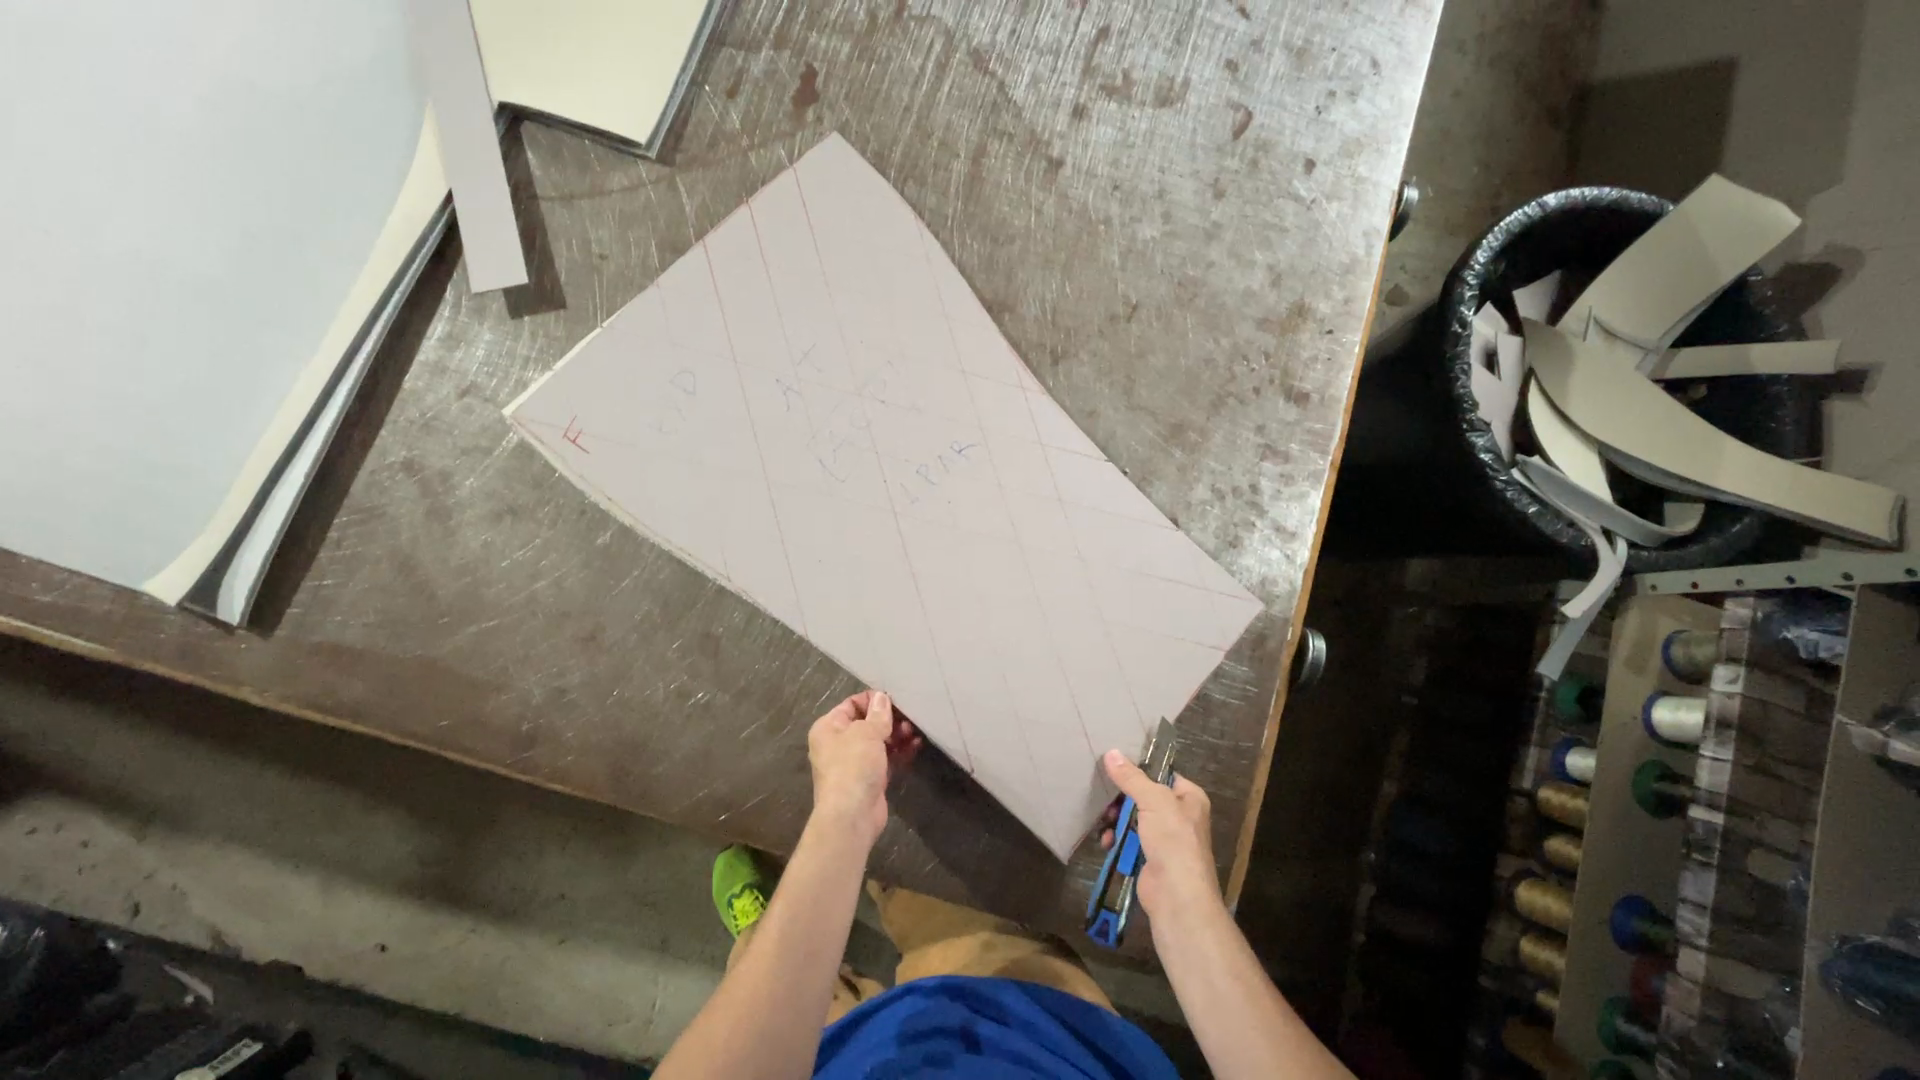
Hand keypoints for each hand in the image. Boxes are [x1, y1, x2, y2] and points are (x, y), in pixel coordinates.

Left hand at [807, 690, 921, 847]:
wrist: (851, 814)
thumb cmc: (853, 765)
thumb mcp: (866, 733)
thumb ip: (878, 714)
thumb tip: (882, 698)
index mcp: (828, 728)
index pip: (851, 704)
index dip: (873, 700)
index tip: (895, 698)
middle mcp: (838, 744)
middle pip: (866, 723)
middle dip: (888, 719)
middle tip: (909, 717)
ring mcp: (854, 763)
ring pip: (878, 742)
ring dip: (897, 735)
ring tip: (914, 732)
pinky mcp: (869, 779)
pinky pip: (886, 759)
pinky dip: (899, 752)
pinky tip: (916, 746)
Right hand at [1100, 749, 1219, 917]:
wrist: (1176, 893)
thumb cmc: (1172, 839)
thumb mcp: (1153, 800)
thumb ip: (1132, 778)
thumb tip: (1112, 753)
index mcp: (1190, 798)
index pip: (1163, 775)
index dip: (1140, 771)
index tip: (1114, 766)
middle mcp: (1180, 816)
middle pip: (1144, 797)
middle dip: (1122, 799)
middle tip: (1104, 799)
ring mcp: (1165, 839)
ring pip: (1134, 819)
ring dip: (1116, 820)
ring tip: (1103, 821)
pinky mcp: (1150, 857)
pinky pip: (1129, 840)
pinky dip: (1116, 838)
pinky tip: (1105, 841)